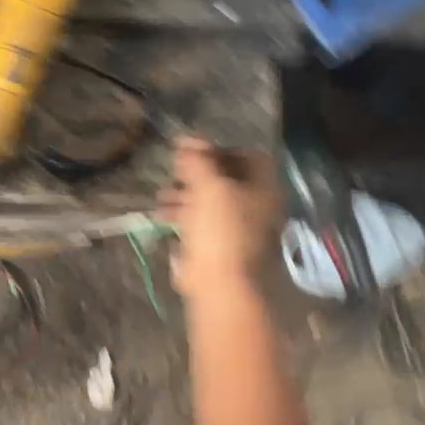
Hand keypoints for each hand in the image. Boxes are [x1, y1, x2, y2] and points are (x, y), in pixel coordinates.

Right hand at [158, 136, 279, 297]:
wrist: (219, 283)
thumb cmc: (219, 230)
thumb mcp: (209, 187)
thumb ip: (199, 161)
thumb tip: (187, 141)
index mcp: (263, 189)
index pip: (250, 156)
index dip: (221, 150)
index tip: (193, 153)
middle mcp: (257, 207)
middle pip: (227, 180)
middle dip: (196, 175)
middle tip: (173, 174)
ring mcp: (239, 229)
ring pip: (211, 203)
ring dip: (184, 196)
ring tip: (160, 198)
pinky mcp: (220, 247)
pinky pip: (201, 225)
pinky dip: (183, 218)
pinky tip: (163, 219)